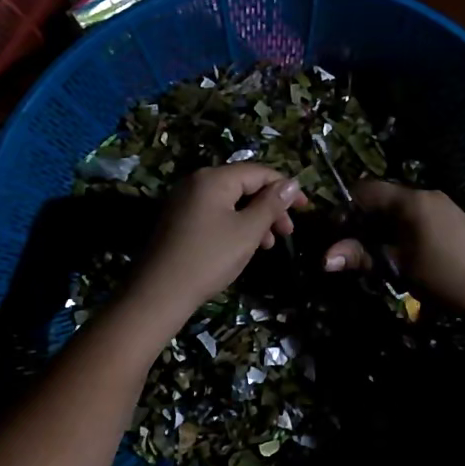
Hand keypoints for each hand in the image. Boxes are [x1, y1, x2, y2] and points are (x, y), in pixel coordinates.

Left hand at [124, 164, 307, 321]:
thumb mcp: (247, 231)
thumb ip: (271, 204)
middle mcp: (196, 182)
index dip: (285, 188)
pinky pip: (215, 212)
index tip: (305, 208)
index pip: (258, 172)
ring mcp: (184, 200)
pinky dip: (235, 224)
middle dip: (270, 206)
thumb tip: (291, 183)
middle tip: (288, 232)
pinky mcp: (178, 219)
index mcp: (214, 178)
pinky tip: (245, 246)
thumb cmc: (209, 258)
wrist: (159, 293)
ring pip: (230, 201)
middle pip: (244, 185)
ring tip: (269, 244)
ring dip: (254, 218)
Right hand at [322, 181, 464, 324]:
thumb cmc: (446, 276)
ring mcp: (442, 209)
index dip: (344, 208)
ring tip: (375, 261)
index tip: (333, 234)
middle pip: (382, 201)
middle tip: (351, 252)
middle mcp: (426, 196)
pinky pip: (415, 222)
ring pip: (398, 214)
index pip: (365, 190)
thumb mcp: (398, 268)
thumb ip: (361, 258)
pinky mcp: (452, 224)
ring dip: (381, 233)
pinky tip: (401, 261)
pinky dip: (400, 237)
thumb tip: (323, 259)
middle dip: (362, 224)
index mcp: (411, 200)